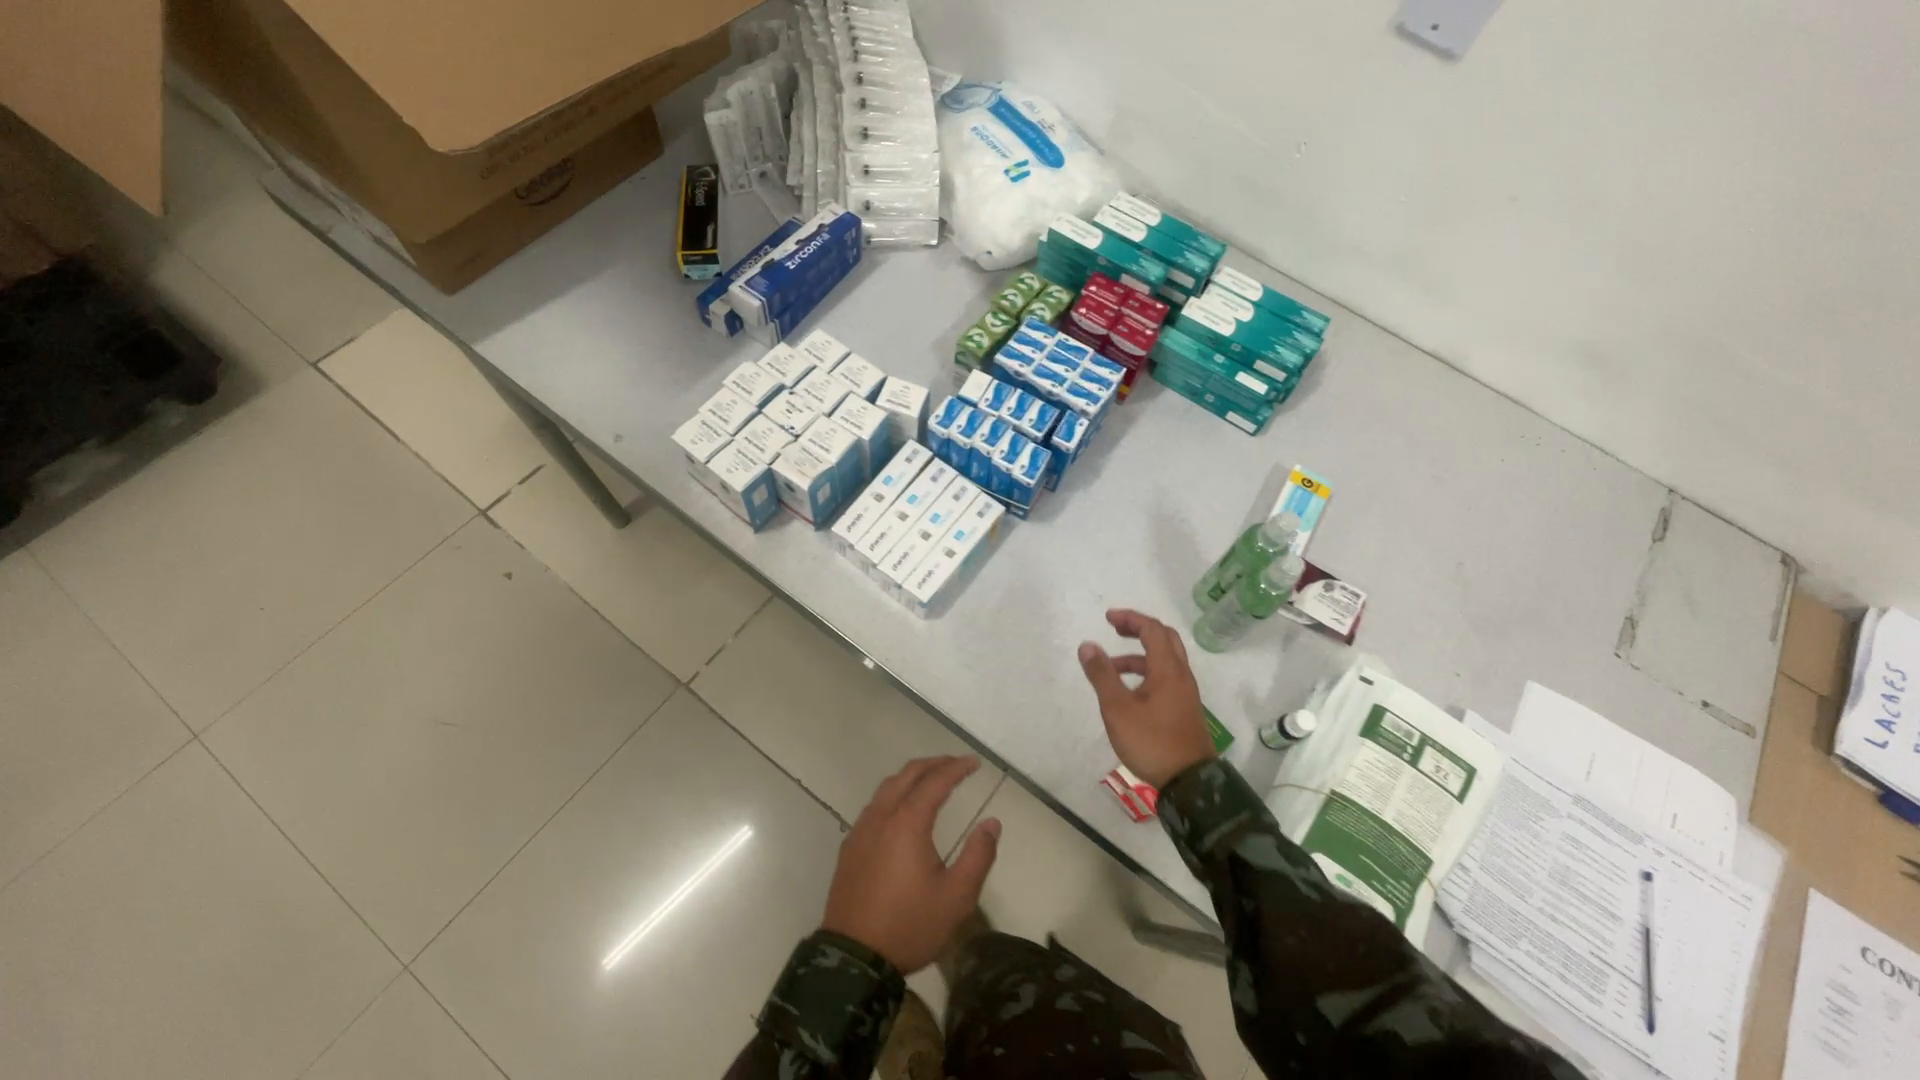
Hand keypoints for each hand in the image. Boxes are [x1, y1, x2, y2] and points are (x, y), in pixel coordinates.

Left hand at [820, 756, 1000, 972]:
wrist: (853, 958)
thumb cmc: (910, 926)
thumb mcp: (957, 897)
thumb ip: (978, 856)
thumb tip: (991, 823)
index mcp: (907, 824)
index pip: (934, 782)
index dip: (956, 768)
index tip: (974, 763)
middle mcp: (880, 818)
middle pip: (906, 776)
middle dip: (933, 765)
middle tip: (956, 764)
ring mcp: (860, 832)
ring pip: (886, 789)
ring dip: (911, 778)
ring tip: (932, 782)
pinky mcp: (850, 849)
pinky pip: (874, 807)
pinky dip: (894, 795)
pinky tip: (904, 812)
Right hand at [1078, 609, 1215, 787]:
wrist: (1189, 780)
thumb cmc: (1151, 741)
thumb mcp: (1117, 708)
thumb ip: (1102, 675)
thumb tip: (1088, 645)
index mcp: (1167, 669)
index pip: (1152, 630)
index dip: (1130, 619)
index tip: (1108, 618)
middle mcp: (1181, 675)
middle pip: (1165, 639)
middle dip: (1139, 630)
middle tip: (1115, 630)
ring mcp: (1185, 693)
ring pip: (1165, 660)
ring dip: (1139, 655)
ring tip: (1110, 668)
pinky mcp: (1184, 708)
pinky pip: (1166, 677)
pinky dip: (1146, 672)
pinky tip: (1129, 692)